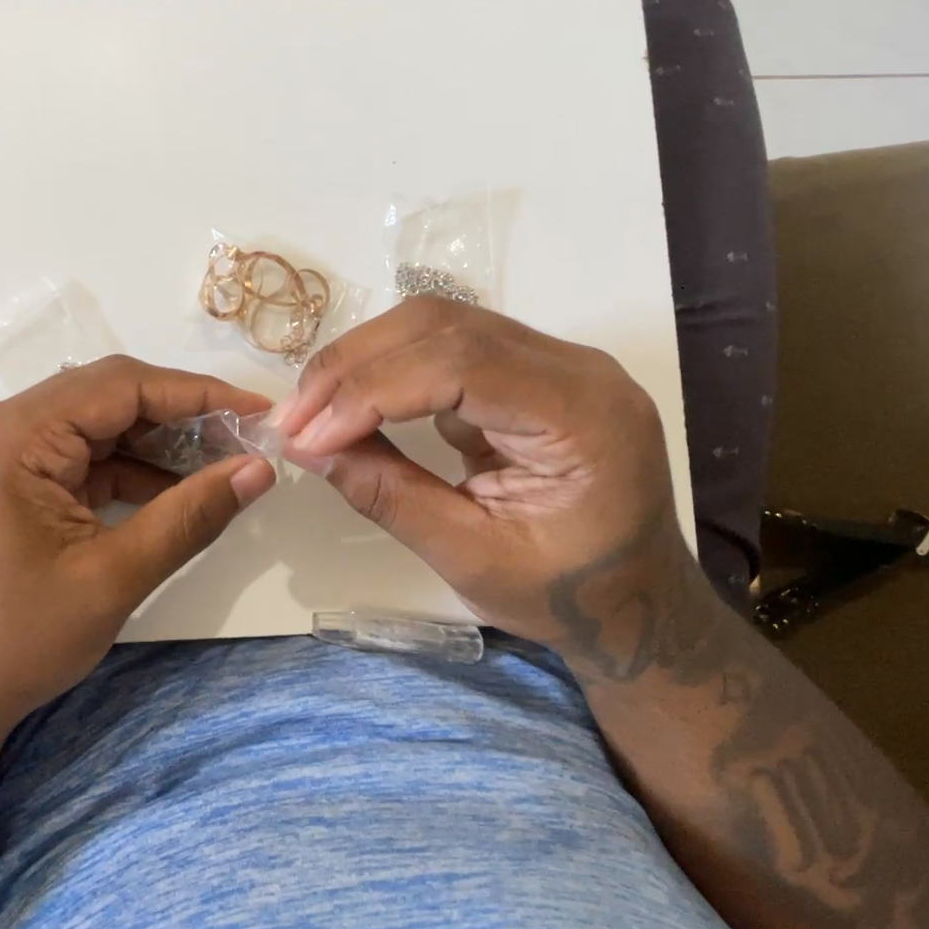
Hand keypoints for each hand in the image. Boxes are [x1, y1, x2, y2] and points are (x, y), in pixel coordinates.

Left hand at [0, 356, 276, 731]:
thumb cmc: (13, 641)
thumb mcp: (111, 577)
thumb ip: (189, 517)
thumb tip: (258, 470)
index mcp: (14, 435)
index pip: (120, 385)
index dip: (197, 393)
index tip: (259, 411)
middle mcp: (2, 432)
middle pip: (106, 400)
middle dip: (179, 418)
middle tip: (244, 442)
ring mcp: (1, 462)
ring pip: (95, 432)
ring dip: (156, 448)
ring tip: (219, 469)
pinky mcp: (8, 492)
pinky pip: (78, 465)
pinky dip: (126, 476)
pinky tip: (171, 497)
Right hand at [272, 298, 693, 657]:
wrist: (635, 603)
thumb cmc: (566, 596)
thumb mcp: (469, 558)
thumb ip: (387, 495)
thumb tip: (304, 448)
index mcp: (582, 416)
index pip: (461, 363)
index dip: (371, 391)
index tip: (306, 438)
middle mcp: (574, 369)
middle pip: (445, 324)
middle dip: (355, 364)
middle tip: (293, 416)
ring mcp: (553, 365)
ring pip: (440, 325)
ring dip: (365, 362)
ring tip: (311, 410)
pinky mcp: (527, 375)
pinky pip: (447, 349)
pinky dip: (389, 372)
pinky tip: (352, 406)